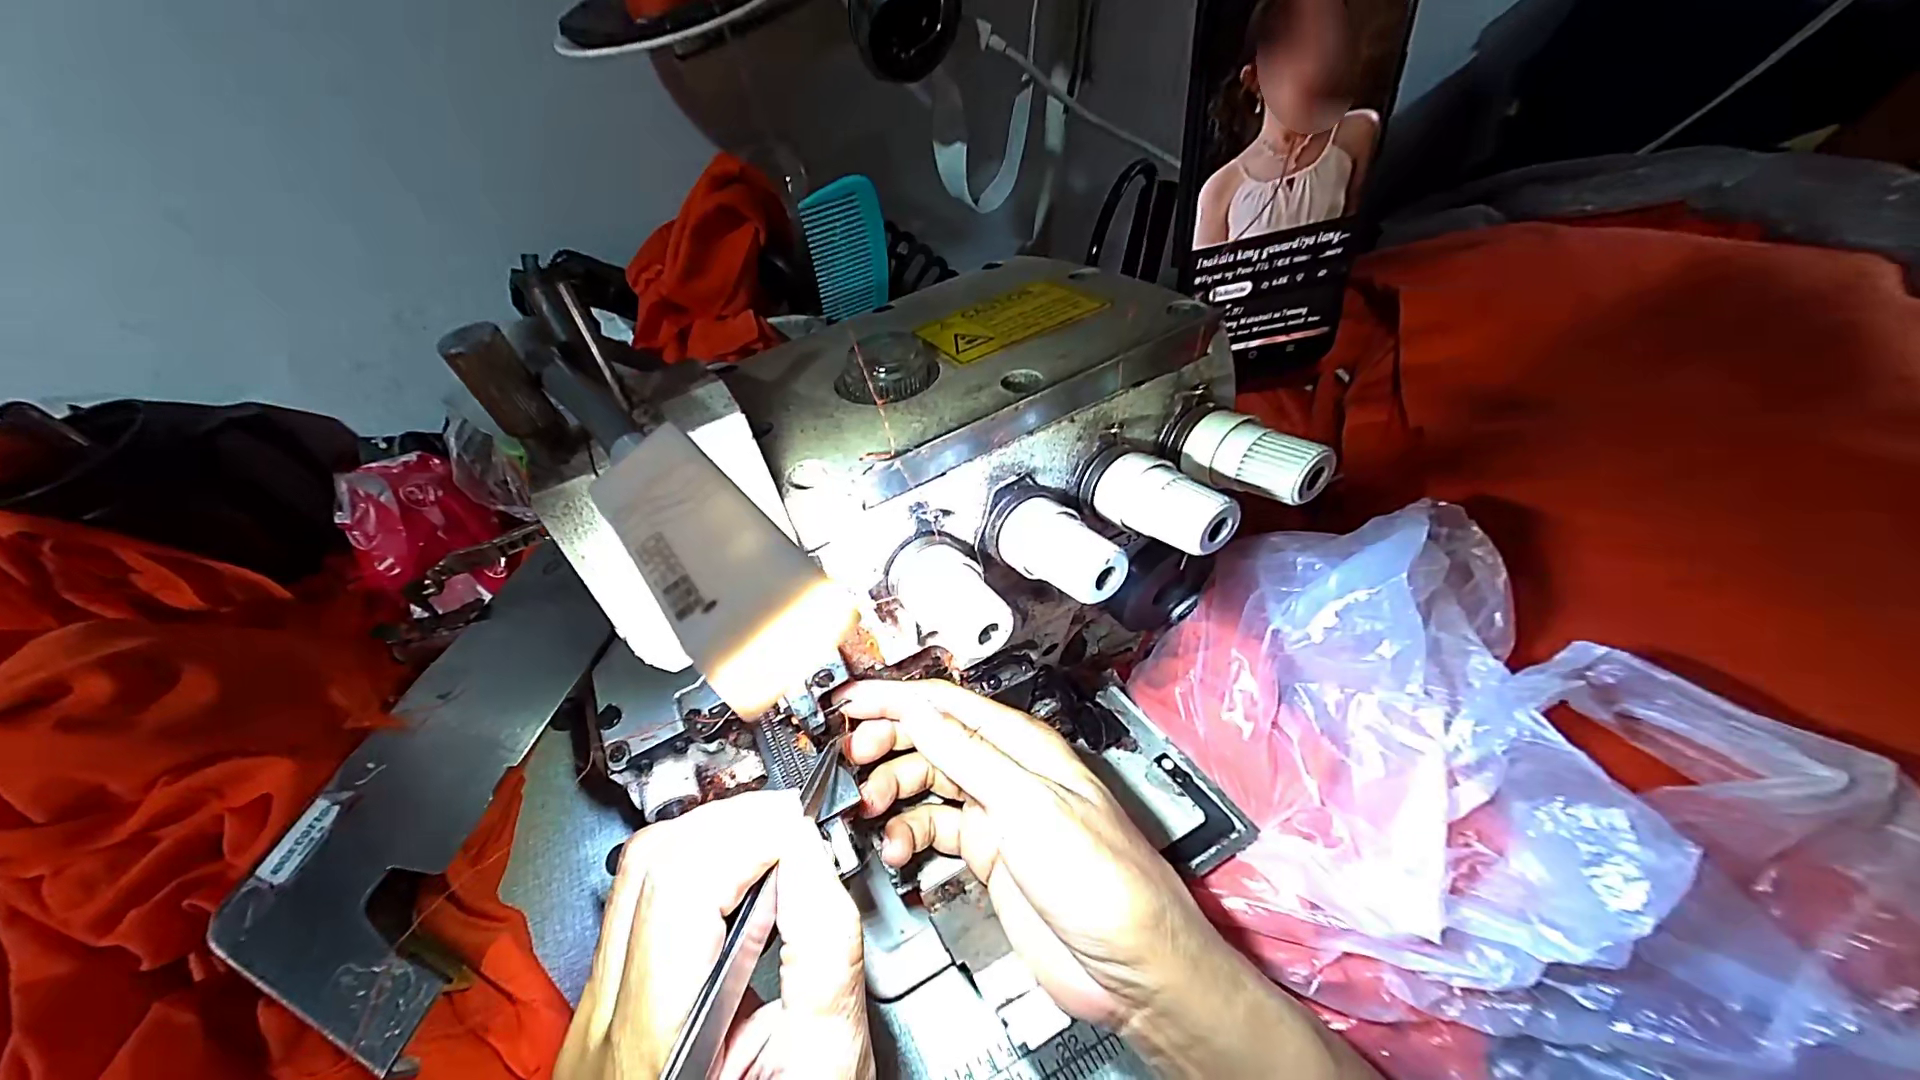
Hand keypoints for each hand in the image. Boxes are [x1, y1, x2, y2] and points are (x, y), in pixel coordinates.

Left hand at [554, 790, 873, 1079]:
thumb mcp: (824, 1070)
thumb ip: (824, 956)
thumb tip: (808, 859)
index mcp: (653, 1049)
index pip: (682, 882)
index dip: (756, 834)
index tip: (807, 836)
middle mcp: (606, 1025)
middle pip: (654, 862)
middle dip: (737, 822)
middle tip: (793, 831)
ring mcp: (598, 1014)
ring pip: (641, 869)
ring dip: (716, 835)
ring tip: (773, 846)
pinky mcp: (612, 1004)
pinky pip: (643, 897)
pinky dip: (702, 863)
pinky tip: (743, 880)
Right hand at [835, 680, 1377, 1079]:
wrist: (1132, 965)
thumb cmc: (1105, 879)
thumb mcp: (1028, 806)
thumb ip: (968, 756)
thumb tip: (920, 713)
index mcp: (1021, 746)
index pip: (947, 704)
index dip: (895, 697)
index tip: (850, 701)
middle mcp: (1005, 771)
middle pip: (932, 738)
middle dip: (888, 740)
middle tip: (851, 755)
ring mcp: (995, 812)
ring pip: (927, 782)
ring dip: (893, 788)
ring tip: (871, 804)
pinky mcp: (988, 852)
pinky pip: (934, 829)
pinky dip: (909, 833)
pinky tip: (899, 847)